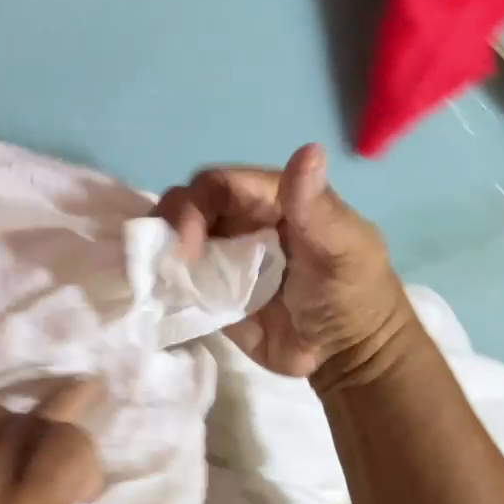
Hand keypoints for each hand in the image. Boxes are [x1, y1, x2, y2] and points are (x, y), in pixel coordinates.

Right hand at [154, 144, 410, 385]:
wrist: (345, 355)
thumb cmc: (351, 294)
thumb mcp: (341, 248)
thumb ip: (316, 206)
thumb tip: (309, 149)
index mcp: (270, 200)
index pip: (216, 184)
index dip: (194, 204)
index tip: (188, 241)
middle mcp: (239, 222)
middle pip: (187, 206)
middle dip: (169, 224)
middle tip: (171, 259)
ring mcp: (222, 258)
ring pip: (174, 238)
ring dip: (159, 249)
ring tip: (152, 273)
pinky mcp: (210, 292)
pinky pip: (176, 279)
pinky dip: (162, 280)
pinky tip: (156, 291)